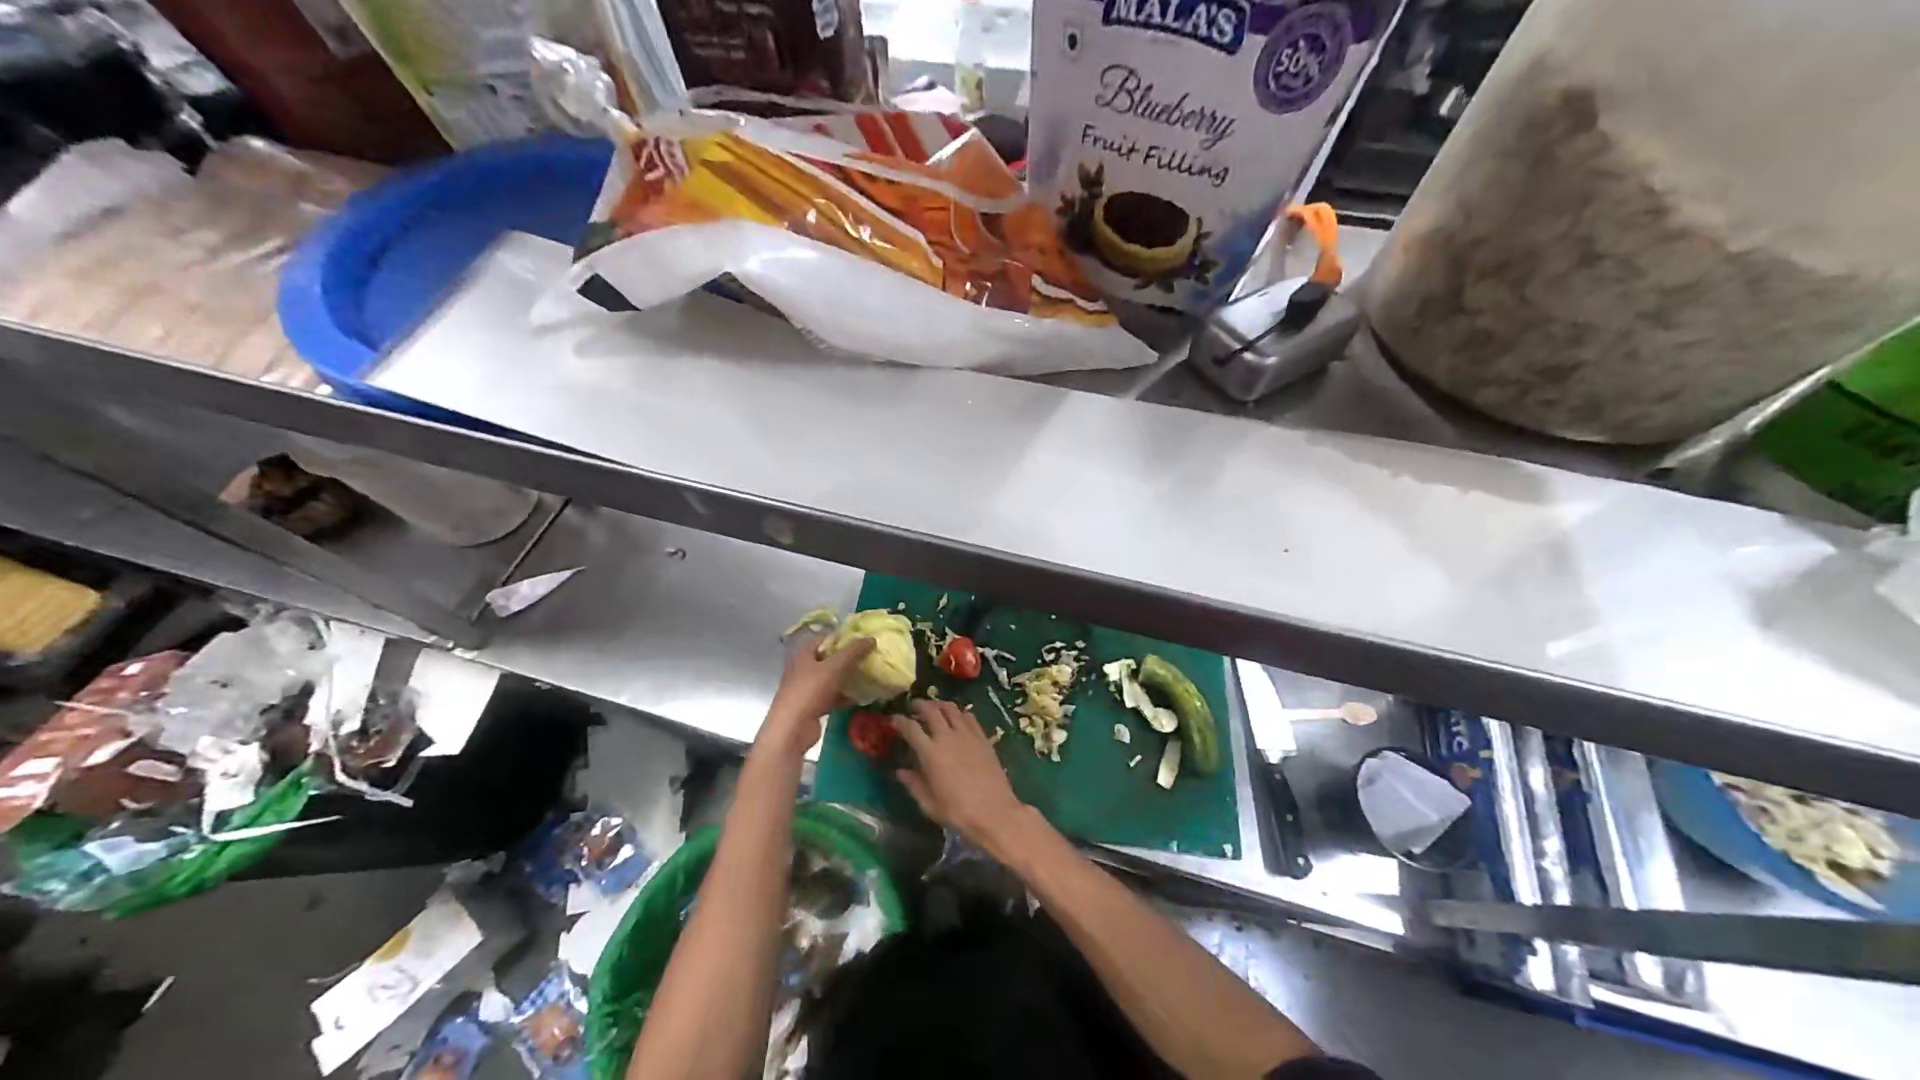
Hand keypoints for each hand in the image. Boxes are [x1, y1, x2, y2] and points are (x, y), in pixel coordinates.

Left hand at [759, 634, 872, 757]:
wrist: (792, 728)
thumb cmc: (810, 690)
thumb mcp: (834, 667)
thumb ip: (853, 652)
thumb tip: (871, 638)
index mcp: (803, 652)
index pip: (825, 637)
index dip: (843, 637)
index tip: (862, 641)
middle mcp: (802, 667)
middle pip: (828, 658)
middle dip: (847, 659)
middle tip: (868, 658)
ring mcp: (806, 687)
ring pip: (830, 678)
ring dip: (846, 678)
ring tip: (867, 676)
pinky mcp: (811, 705)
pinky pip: (830, 696)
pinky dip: (843, 696)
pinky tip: (859, 698)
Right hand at [893, 699, 1027, 846]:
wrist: (994, 812)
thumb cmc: (958, 811)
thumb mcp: (929, 804)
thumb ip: (913, 784)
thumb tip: (900, 771)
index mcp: (930, 752)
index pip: (910, 728)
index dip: (900, 721)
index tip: (894, 719)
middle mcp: (947, 737)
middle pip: (930, 710)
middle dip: (919, 705)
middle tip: (913, 706)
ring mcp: (967, 734)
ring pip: (951, 708)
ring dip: (939, 705)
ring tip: (934, 707)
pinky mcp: (983, 737)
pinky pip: (969, 716)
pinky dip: (959, 712)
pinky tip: (957, 718)